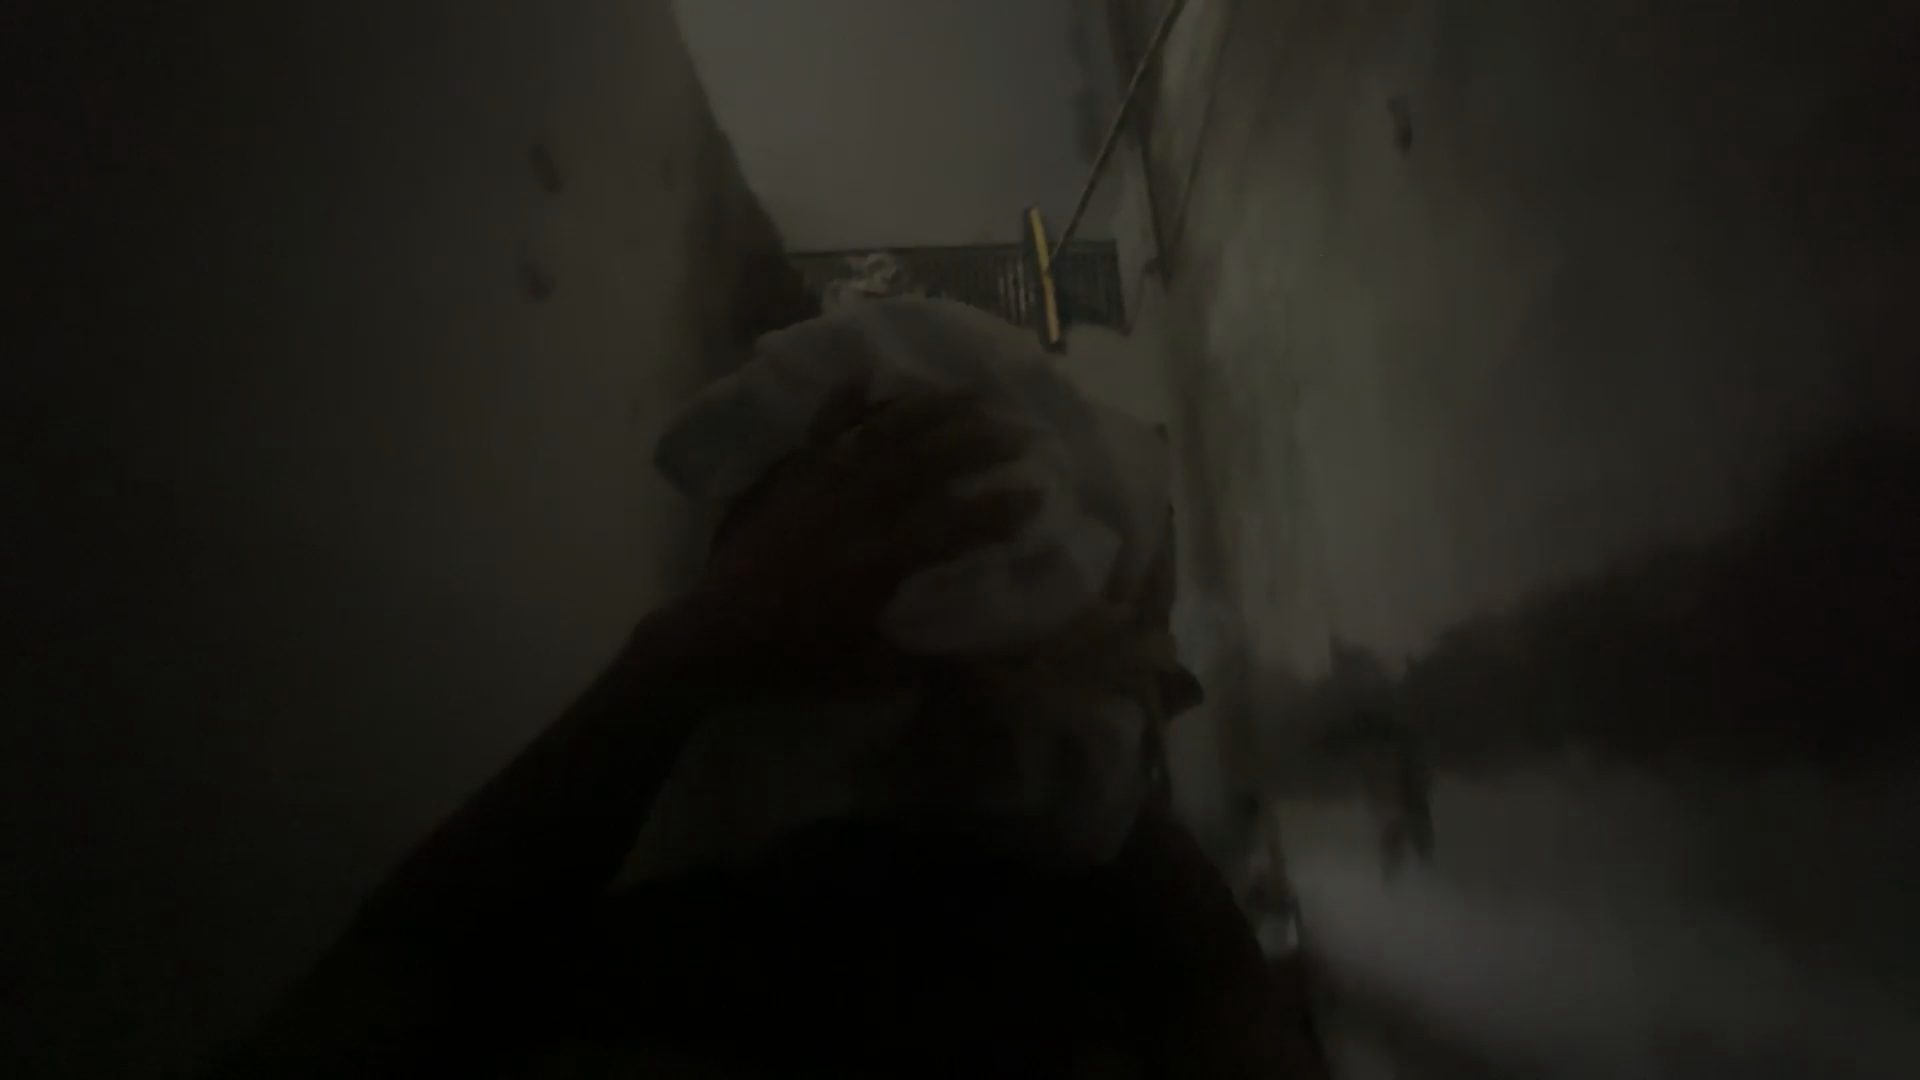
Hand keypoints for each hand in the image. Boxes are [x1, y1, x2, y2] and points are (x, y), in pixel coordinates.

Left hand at [689, 387, 1041, 673]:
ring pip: (882, 433)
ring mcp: (822, 485)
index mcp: (880, 561)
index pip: (953, 526)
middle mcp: (857, 511)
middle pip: (926, 462)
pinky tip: (868, 374)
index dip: (999, 510)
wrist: (715, 635)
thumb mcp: (870, 673)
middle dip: (977, 442)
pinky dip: (846, 400)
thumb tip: (993, 675)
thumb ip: (934, 668)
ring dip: (928, 409)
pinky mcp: (793, 477)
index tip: (1035, 494)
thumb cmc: (796, 655)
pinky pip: (821, 428)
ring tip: (966, 393)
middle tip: (1016, 430)